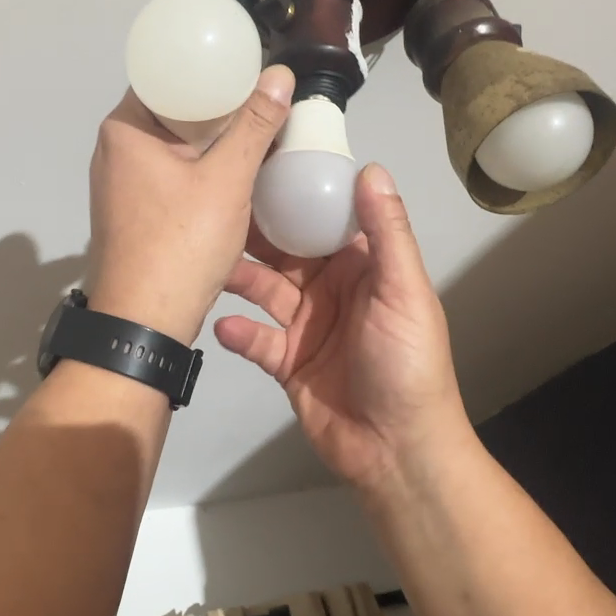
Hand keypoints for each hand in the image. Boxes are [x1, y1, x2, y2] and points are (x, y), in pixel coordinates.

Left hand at [87, 66, 293, 344]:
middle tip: (262, 98)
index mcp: (124, 129)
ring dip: (212, 141)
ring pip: (174, 147)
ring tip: (257, 131)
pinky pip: (171, 176)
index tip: (245, 67)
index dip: (206, 68)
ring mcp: (121, 186)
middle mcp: (114, 151)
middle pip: (171, 112)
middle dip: (217, 106)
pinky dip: (201, 171)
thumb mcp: (227, 180)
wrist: (143, 323)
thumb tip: (280, 75)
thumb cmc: (181, 244)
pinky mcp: (133, 214)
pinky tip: (235, 174)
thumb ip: (255, 126)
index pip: (165, 77)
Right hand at [214, 164, 466, 490]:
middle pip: (286, 251)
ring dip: (239, 277)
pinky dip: (240, 332)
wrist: (397, 449)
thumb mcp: (404, 291)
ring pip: (263, 289)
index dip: (296, 193)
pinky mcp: (285, 362)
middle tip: (212, 206)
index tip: (258, 165)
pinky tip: (224, 326)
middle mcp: (331, 290)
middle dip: (255, 231)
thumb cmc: (408, 364)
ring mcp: (305, 326)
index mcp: (363, 267)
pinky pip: (255, 339)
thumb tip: (370, 168)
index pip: (324, 220)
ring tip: (206, 263)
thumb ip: (387, 232)